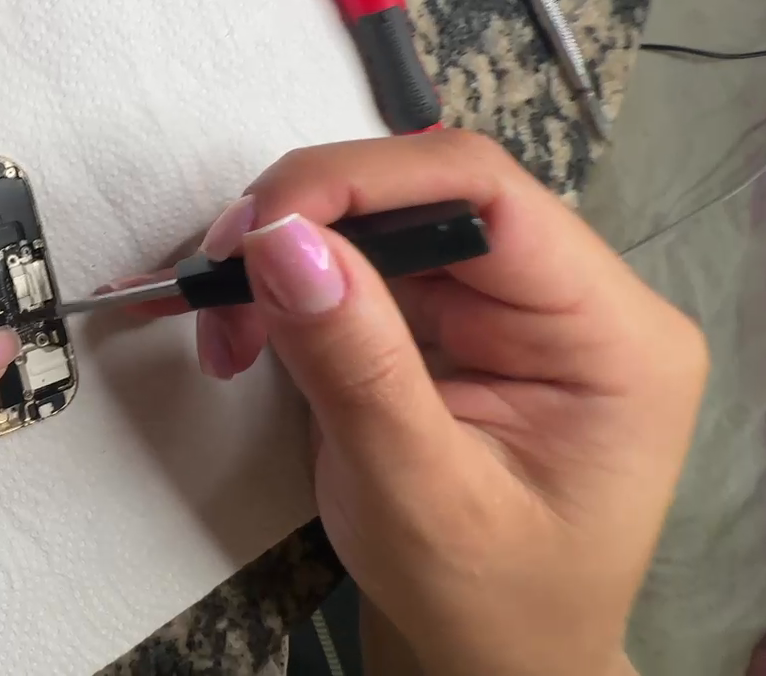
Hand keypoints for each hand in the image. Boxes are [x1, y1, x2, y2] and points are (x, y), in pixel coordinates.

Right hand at [118, 131, 705, 675]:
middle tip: (212, 290)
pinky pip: (327, 259)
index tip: (250, 235)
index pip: (476, 189)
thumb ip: (354, 362)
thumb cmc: (481, 591)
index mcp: (601, 330)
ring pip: (347, 219)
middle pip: (401, 191)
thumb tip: (277, 239)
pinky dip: (260, 284)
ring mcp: (481, 296)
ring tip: (221, 336)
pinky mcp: (421, 309)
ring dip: (262, 263)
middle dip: (287, 227)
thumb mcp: (416, 492)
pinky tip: (221, 323)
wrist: (485, 641)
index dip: (351, 183)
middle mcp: (548, 290)